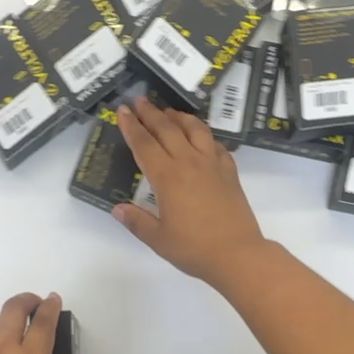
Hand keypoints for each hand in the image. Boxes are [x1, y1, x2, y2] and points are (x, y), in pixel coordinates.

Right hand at [112, 96, 269, 285]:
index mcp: (167, 177)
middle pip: (167, 129)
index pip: (144, 144)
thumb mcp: (159, 240)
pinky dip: (203, 134)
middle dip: (151, 112)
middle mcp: (189, 162)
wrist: (236, 254)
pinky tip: (200, 137)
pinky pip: (214, 144)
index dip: (132, 126)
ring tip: (169, 112)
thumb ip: (137, 222)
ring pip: (194, 129)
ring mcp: (212, 164)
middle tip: (140, 100)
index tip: (123, 110)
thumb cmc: (194, 249)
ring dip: (179, 116)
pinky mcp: (229, 171)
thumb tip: (117, 209)